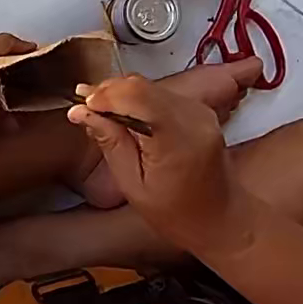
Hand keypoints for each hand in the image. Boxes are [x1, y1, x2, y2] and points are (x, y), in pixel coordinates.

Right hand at [66, 75, 259, 256]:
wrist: (223, 219)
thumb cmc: (178, 213)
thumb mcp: (133, 185)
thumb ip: (109, 142)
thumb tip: (80, 112)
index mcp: (178, 141)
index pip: (137, 95)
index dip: (106, 95)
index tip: (84, 106)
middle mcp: (193, 118)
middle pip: (140, 85)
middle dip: (108, 92)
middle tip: (85, 108)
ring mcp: (199, 111)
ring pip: (148, 84)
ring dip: (120, 93)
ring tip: (99, 112)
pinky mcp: (199, 109)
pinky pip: (159, 92)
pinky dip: (135, 98)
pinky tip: (122, 115)